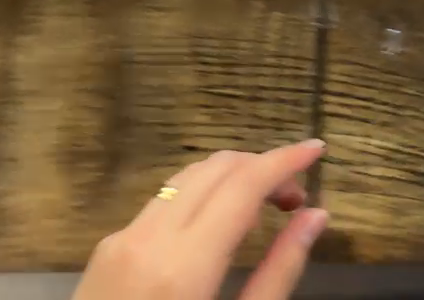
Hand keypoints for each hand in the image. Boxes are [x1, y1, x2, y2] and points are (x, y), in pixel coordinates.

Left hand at [72, 140, 328, 299]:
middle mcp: (148, 238)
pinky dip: (201, 194)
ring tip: (264, 205)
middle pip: (218, 168)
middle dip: (263, 166)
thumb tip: (315, 216)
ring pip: (189, 175)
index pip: (245, 184)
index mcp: (183, 267)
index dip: (286, 159)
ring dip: (232, 176)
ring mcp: (121, 240)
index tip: (318, 148)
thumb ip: (278, 274)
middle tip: (296, 196)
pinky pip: (164, 199)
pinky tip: (218, 222)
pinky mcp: (105, 249)